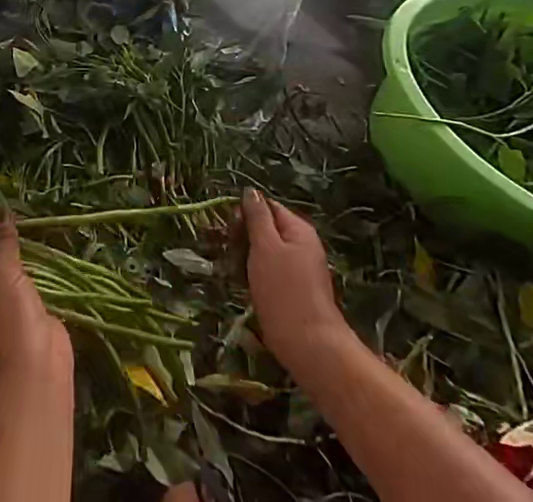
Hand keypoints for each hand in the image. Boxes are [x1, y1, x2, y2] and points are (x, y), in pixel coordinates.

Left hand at [0, 214, 72, 386]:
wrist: (40, 370)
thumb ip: (3, 243)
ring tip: (28, 221)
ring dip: (23, 258)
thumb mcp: (5, 274)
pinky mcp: (34, 316)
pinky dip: (40, 273)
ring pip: (15, 276)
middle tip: (10, 209)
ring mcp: (10, 309)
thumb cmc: (11, 320)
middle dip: (3, 244)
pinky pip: (34, 288)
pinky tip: (46, 249)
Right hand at [241, 190, 349, 366]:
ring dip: (243, 253)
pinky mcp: (288, 285)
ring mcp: (295, 266)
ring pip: (261, 248)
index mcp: (298, 229)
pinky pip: (264, 266)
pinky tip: (240, 279)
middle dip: (242, 234)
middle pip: (264, 226)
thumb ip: (257, 216)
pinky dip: (250, 269)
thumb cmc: (283, 288)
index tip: (228, 227)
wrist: (305, 340)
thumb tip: (250, 191)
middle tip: (227, 247)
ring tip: (230, 265)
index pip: (266, 206)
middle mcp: (300, 244)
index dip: (245, 212)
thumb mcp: (265, 246)